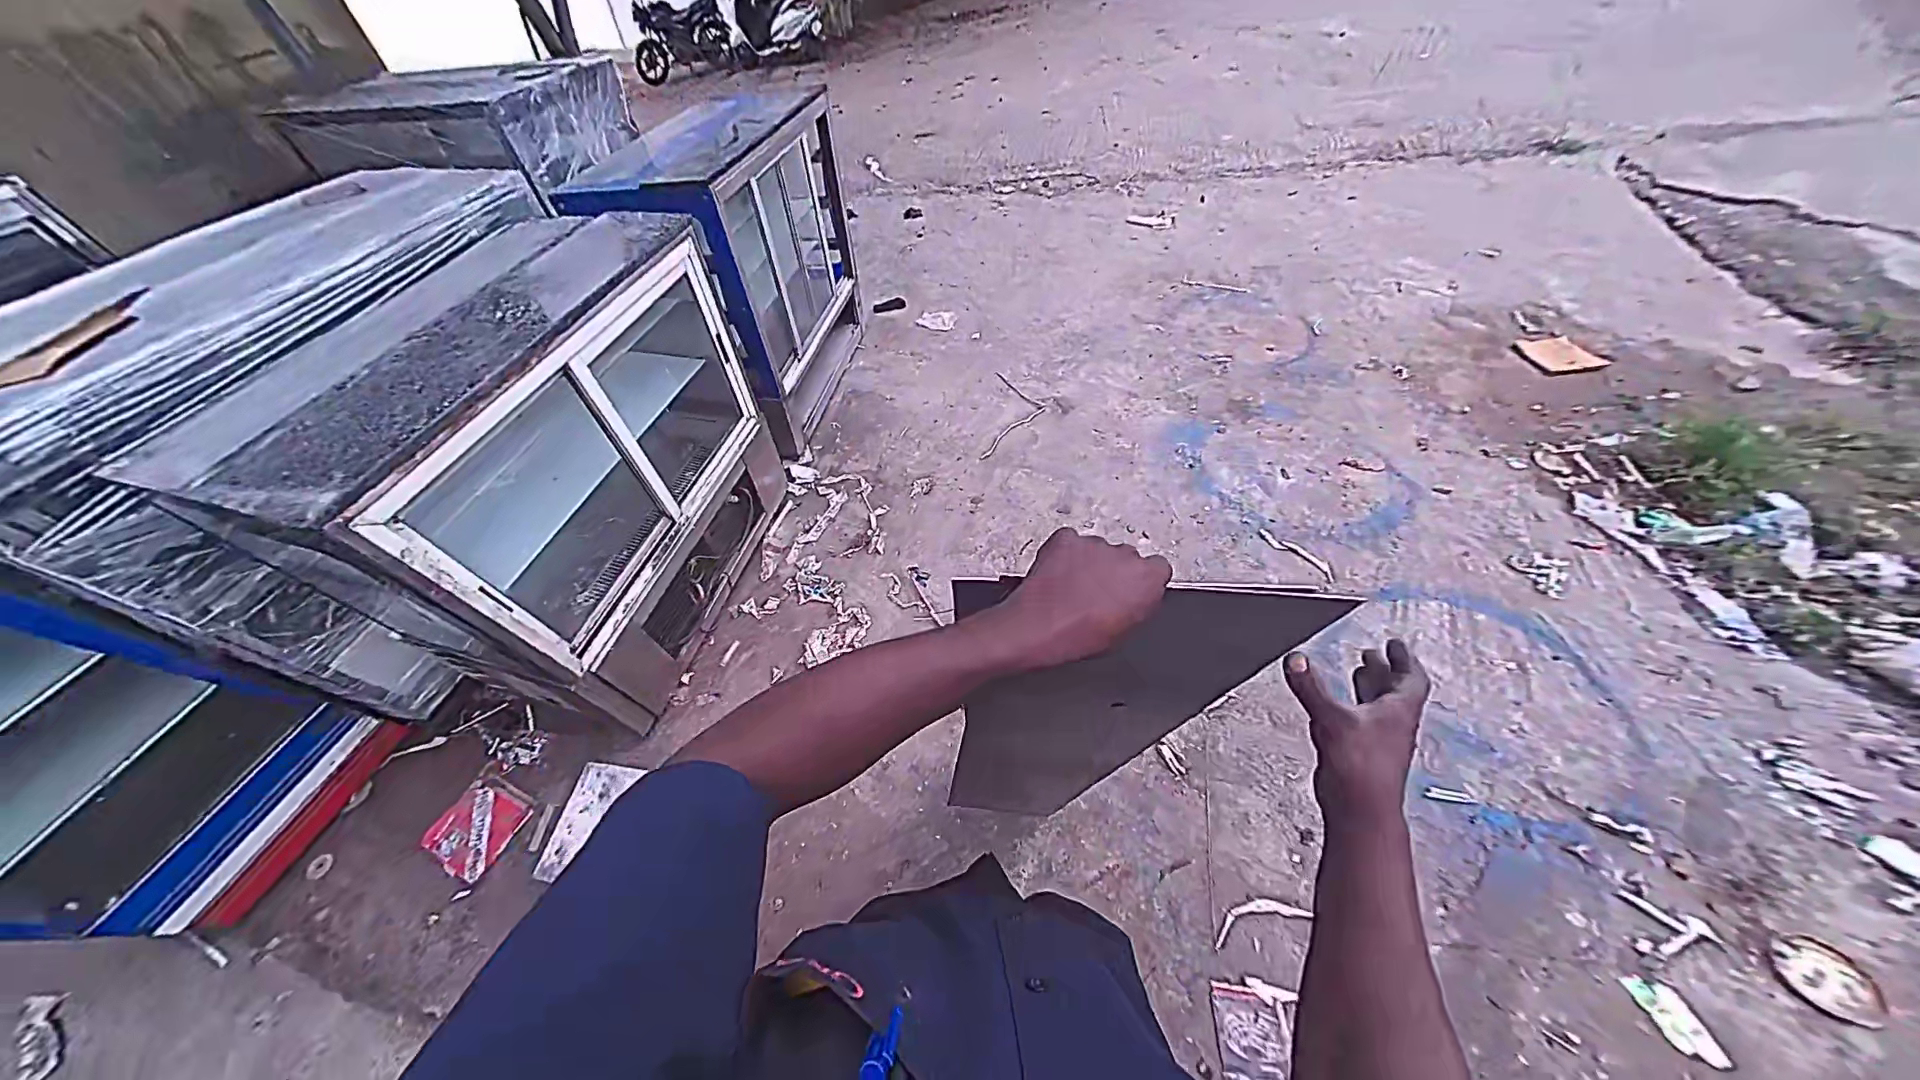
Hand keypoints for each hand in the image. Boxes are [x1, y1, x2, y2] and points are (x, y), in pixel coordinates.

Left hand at [982, 529, 1171, 670]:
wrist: (1039, 627)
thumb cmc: (1078, 636)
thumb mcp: (1124, 632)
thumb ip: (1139, 605)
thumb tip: (1136, 598)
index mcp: (1147, 578)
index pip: (1157, 567)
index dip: (1142, 579)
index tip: (1131, 588)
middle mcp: (1125, 554)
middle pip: (1126, 555)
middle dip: (1113, 570)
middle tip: (1096, 591)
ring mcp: (1094, 543)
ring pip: (1097, 548)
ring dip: (1088, 562)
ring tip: (1071, 587)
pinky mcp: (1067, 538)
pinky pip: (1070, 542)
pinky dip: (1064, 553)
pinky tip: (1058, 575)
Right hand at [1284, 639, 1430, 827]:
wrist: (1360, 809)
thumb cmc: (1360, 768)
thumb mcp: (1330, 718)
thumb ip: (1310, 687)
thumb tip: (1297, 660)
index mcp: (1397, 712)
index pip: (1411, 679)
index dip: (1404, 659)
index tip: (1395, 644)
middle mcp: (1391, 724)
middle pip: (1394, 691)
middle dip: (1383, 670)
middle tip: (1374, 654)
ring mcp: (1377, 740)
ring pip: (1376, 707)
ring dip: (1368, 688)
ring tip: (1358, 672)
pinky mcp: (1359, 753)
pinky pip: (1358, 722)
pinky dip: (1349, 708)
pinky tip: (1335, 706)